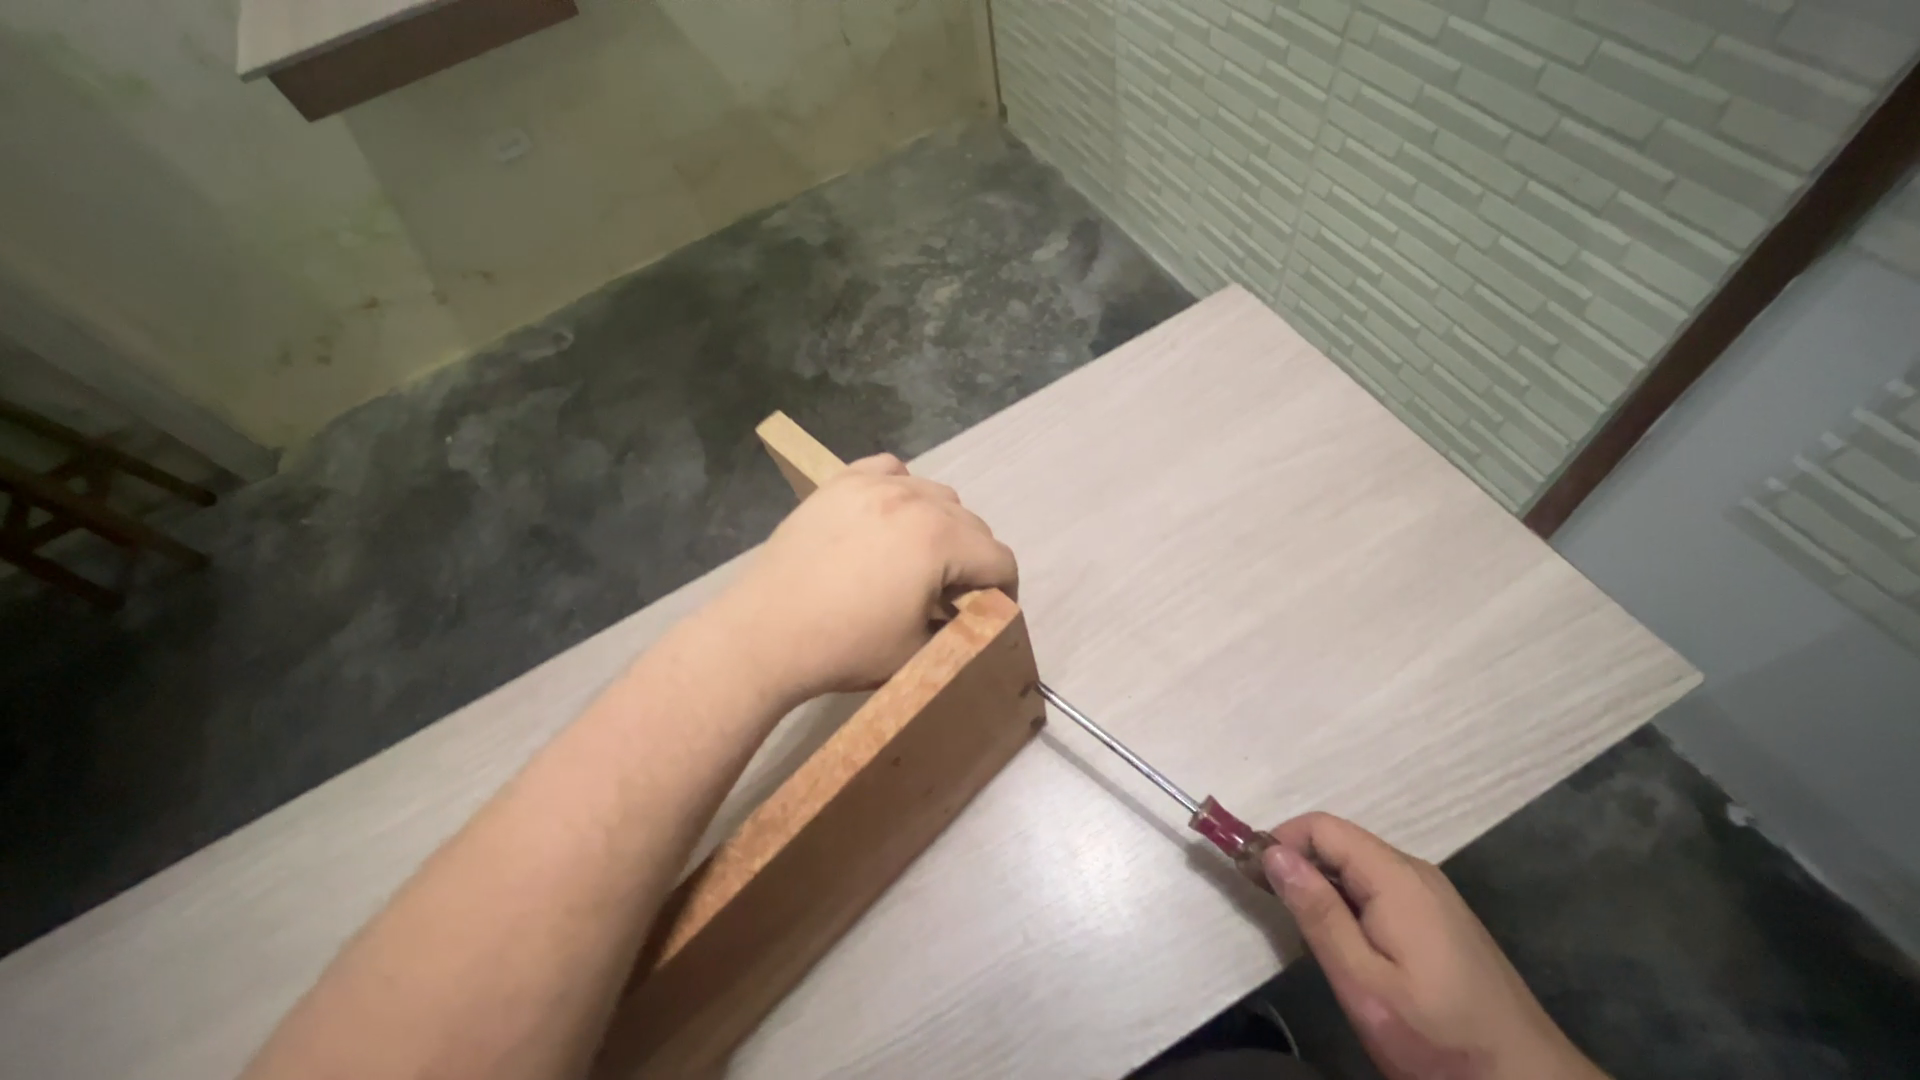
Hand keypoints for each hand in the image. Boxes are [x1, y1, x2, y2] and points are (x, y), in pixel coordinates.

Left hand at [712, 454, 1017, 703]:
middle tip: (953, 594)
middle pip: (972, 525)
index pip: (1000, 559)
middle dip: (973, 561)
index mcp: (939, 541)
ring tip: (920, 558)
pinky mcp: (839, 484)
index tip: (990, 613)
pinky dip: (901, 490)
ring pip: (935, 495)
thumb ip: (961, 627)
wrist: (766, 634)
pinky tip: (889, 519)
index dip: (1005, 591)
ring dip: (942, 526)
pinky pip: (889, 470)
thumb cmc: (846, 648)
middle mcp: (914, 500)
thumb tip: (976, 615)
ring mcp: (873, 485)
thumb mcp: (919, 650)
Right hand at [1262, 813, 1606, 1079]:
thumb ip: (1317, 913)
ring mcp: (1433, 896)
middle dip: (1297, 864)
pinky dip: (1347, 902)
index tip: (1251, 878)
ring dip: (1321, 886)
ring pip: (1357, 867)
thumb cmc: (1439, 1038)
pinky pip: (1379, 889)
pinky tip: (1346, 946)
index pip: (1322, 826)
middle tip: (1271, 910)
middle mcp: (1416, 873)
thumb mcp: (1363, 982)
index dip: (1280, 841)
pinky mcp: (1439, 920)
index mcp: (1397, 878)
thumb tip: (1273, 852)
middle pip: (1340, 843)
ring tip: (1305, 934)